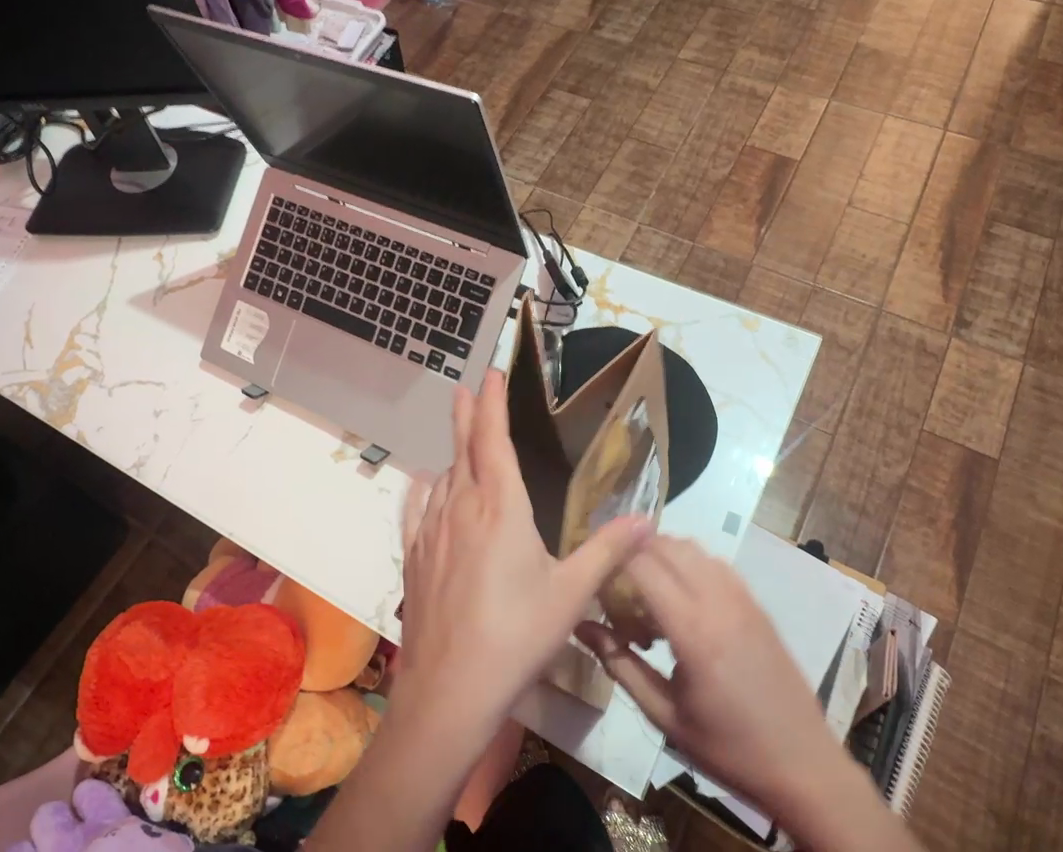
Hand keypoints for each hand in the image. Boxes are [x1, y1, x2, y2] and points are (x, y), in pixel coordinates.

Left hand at [397, 369, 652, 728]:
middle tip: (465, 388)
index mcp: (500, 508)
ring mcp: (432, 534)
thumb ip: (607, 551)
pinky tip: (425, 489)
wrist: (450, 688)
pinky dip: (427, 491)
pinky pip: (420, 511)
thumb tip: (646, 518)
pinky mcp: (416, 559)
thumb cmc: (518, 635)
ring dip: (452, 453)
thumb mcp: (572, 594)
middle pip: (463, 451)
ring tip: (459, 440)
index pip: (494, 441)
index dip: (493, 404)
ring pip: (442, 480)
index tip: (490, 374)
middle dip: (466, 416)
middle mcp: (461, 509)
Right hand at [575, 537, 847, 812]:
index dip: (612, 561)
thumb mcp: (665, 716)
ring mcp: (744, 599)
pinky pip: (718, 565)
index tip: (593, 576)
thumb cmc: (728, 749)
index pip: (643, 566)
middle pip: (668, 546)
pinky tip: (682, 599)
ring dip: (664, 556)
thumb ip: (621, 665)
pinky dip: (692, 565)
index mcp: (692, 631)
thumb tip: (582, 627)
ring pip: (695, 549)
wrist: (803, 765)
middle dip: (635, 554)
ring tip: (645, 591)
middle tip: (614, 583)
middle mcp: (719, 602)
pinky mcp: (759, 606)